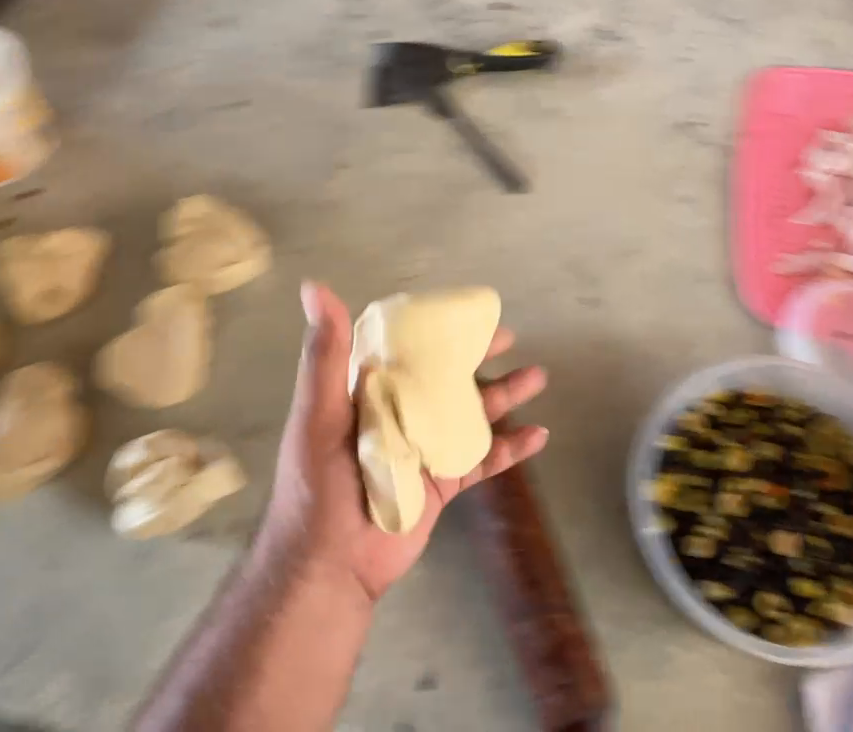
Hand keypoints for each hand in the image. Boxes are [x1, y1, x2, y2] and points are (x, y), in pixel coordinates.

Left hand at [260, 281, 549, 601]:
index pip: (404, 350)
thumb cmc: (319, 484)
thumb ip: (325, 355)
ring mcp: (423, 450)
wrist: (330, 565)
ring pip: (471, 415)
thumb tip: (314, 288)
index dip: (432, 330)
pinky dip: (510, 448)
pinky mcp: (442, 485)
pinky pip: (482, 461)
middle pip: (445, 379)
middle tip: (508, 338)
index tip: (460, 313)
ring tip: (536, 377)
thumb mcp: (317, 413)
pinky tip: (538, 435)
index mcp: (367, 394)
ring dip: (504, 396)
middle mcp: (398, 416)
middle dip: (477, 358)